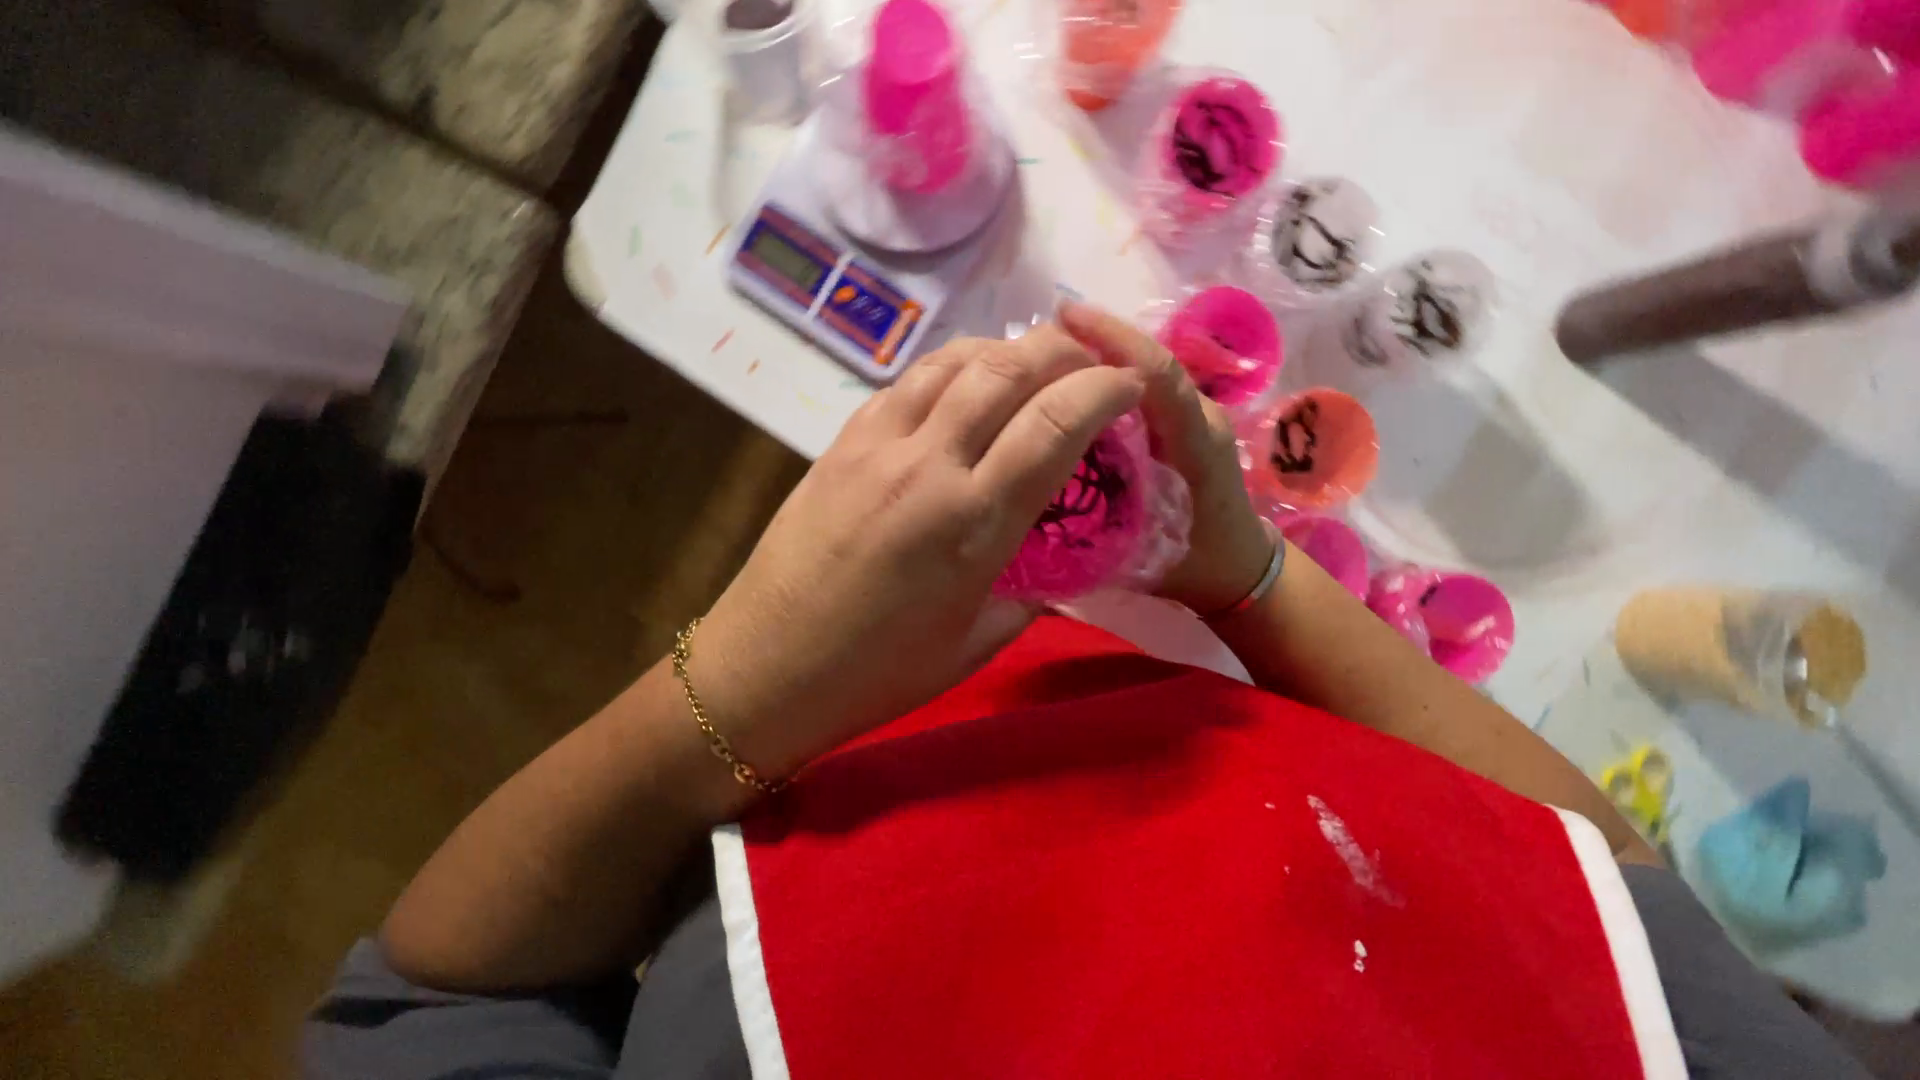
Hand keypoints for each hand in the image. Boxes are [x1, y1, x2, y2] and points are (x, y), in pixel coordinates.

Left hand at [690, 327, 1144, 778]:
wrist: (766, 667)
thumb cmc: (878, 673)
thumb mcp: (977, 644)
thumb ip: (1031, 592)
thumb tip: (1058, 558)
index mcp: (973, 522)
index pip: (1057, 423)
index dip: (1106, 389)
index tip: (1130, 385)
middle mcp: (929, 464)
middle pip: (1008, 369)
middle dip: (1064, 350)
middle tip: (1091, 360)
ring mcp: (877, 445)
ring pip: (952, 361)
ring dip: (1005, 349)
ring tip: (1032, 363)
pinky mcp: (839, 442)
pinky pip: (905, 383)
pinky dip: (949, 368)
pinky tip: (962, 384)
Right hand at [1056, 301, 1272, 615]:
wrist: (1242, 567)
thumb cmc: (1195, 567)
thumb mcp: (1142, 559)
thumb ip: (1099, 527)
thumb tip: (1036, 495)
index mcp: (1198, 447)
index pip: (1161, 377)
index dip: (1116, 341)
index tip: (1064, 319)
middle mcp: (1201, 417)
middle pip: (1148, 361)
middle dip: (1094, 341)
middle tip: (1029, 341)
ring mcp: (1196, 413)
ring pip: (1143, 371)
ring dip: (1095, 357)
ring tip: (1038, 359)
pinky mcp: (1184, 418)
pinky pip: (1141, 387)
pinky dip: (1103, 380)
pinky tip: (1063, 387)